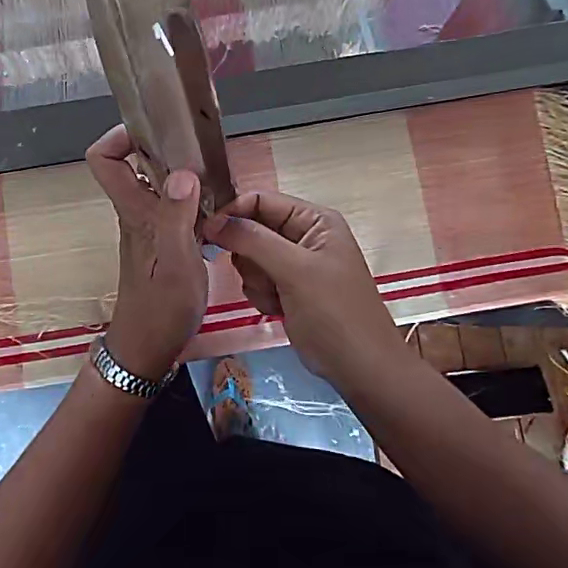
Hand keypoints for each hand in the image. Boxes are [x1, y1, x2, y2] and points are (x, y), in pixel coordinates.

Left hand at [85, 125, 207, 382]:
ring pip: (156, 185)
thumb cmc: (161, 309)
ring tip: (214, 171)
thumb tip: (183, 173)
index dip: (118, 137)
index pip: (103, 160)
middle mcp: (137, 213)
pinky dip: (191, 198)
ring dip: (180, 173)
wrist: (149, 347)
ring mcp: (150, 228)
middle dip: (161, 147)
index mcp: (134, 212)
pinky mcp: (163, 242)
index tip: (154, 130)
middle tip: (198, 145)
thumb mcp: (175, 263)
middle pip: (133, 166)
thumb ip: (177, 218)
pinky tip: (216, 205)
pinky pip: (173, 206)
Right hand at [200, 191, 401, 382]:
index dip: (233, 214)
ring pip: (250, 259)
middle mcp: (303, 236)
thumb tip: (212, 221)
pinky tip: (279, 310)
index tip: (208, 235)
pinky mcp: (287, 289)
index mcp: (314, 220)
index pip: (260, 200)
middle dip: (249, 256)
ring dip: (256, 280)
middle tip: (264, 276)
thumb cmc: (334, 313)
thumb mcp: (295, 271)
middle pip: (251, 230)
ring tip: (277, 297)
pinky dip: (261, 295)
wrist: (359, 367)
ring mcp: (295, 265)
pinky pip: (256, 281)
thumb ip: (253, 240)